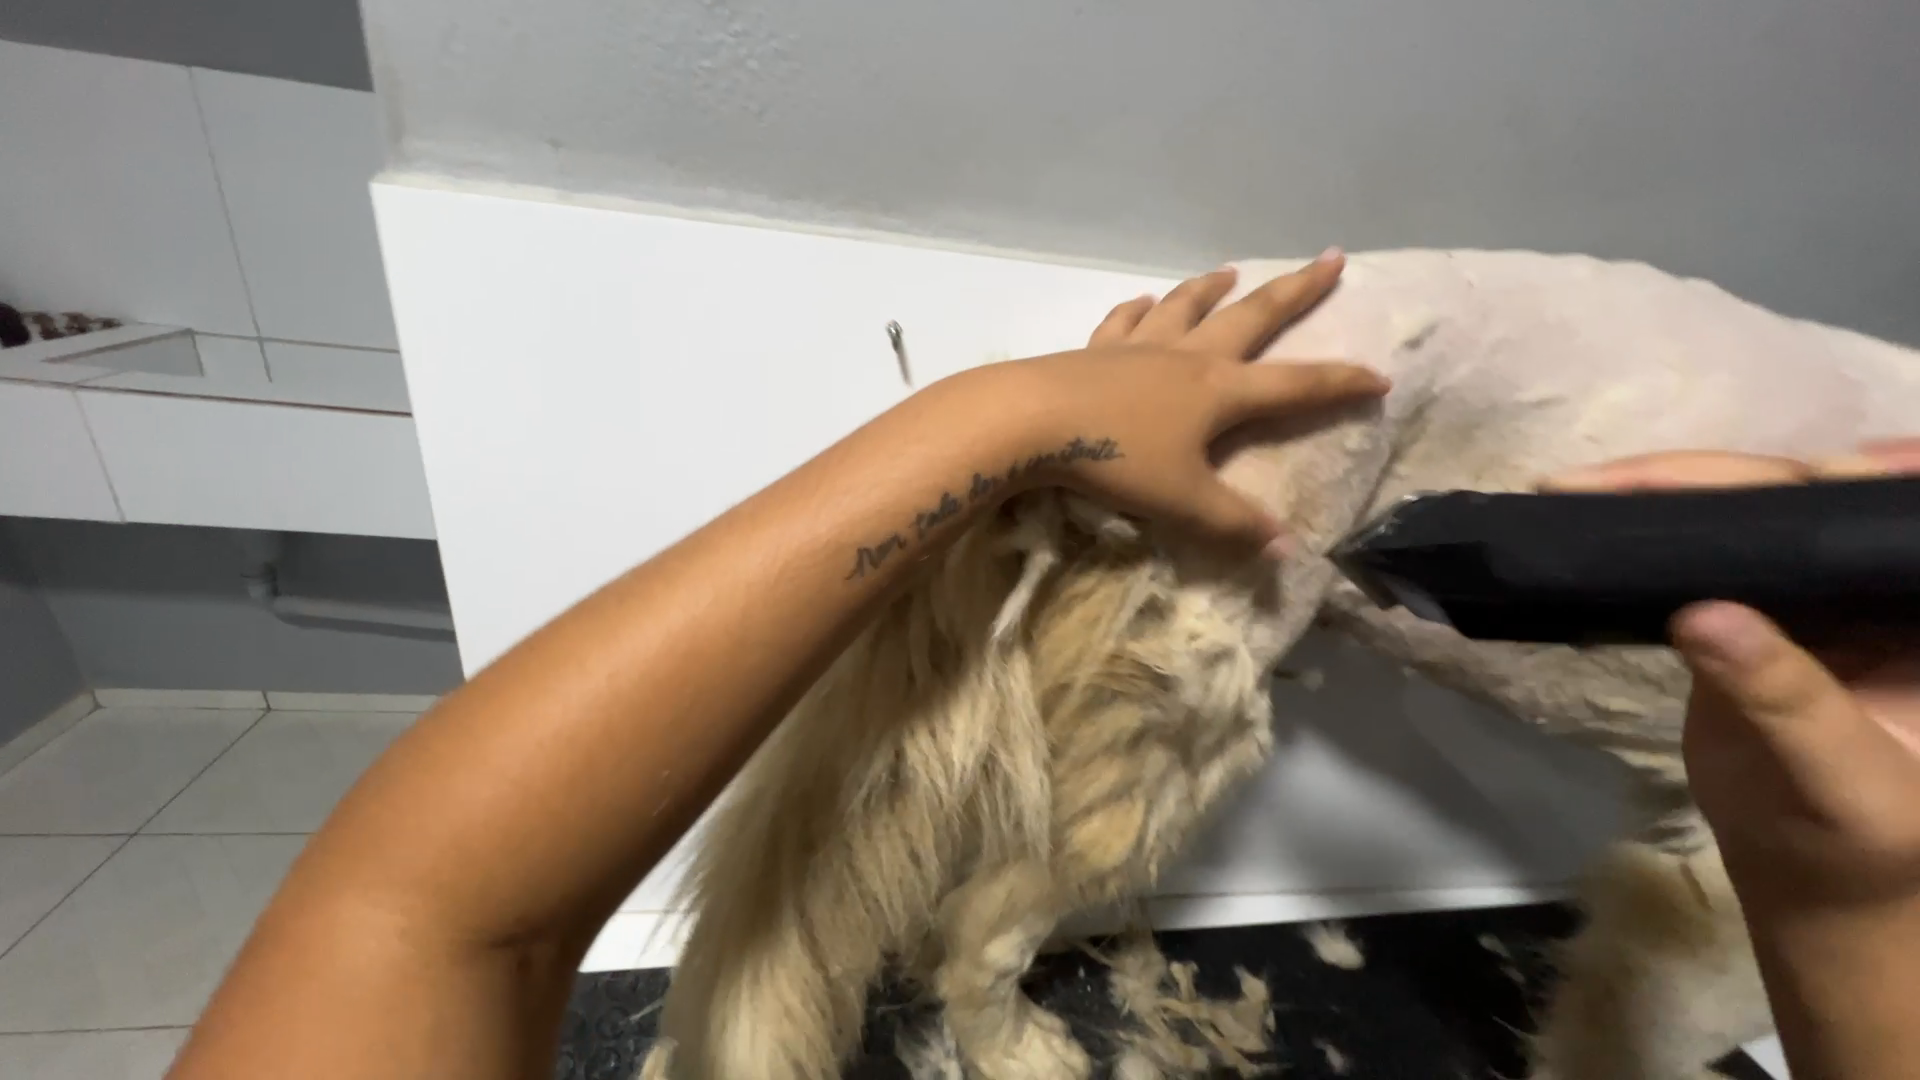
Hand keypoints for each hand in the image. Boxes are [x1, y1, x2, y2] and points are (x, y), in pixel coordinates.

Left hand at [984, 252, 1388, 551]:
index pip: (1297, 386)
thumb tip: (1288, 550)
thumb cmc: (1115, 459)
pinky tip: (1143, 301)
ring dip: (1213, 289)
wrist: (1033, 421)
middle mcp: (1186, 358)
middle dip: (1297, 292)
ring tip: (1233, 272)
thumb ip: (1233, 524)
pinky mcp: (1095, 349)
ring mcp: (1139, 347)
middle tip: (1331, 259)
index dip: (1341, 384)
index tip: (1381, 376)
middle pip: (1253, 317)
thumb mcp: (1182, 502)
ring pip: (1187, 308)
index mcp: (1219, 392)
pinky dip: (1139, 309)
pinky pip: (1125, 321)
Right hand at [1546, 442, 1919, 914]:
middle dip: (1716, 477)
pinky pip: (1700, 554)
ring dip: (1668, 495)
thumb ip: (1785, 700)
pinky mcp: (1747, 611)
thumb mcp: (1841, 781)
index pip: (1899, 518)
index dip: (1864, 477)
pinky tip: (1596, 521)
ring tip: (1584, 489)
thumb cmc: (1863, 841)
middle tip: (1608, 480)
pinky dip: (1646, 534)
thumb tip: (1700, 615)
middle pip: (1805, 501)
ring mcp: (1808, 596)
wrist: (1811, 872)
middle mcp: (1878, 588)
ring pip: (1742, 519)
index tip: (1788, 471)